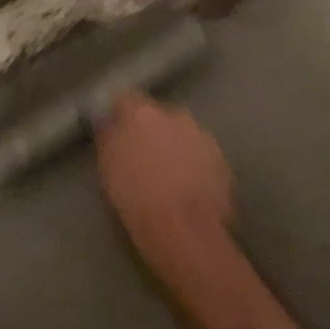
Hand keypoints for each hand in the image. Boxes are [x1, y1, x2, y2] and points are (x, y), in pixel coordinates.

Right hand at [94, 91, 233, 238]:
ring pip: (182, 134)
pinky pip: (201, 155)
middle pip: (158, 115)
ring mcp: (204, 138)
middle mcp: (176, 116)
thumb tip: (108, 121)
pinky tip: (186, 186)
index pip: (126, 98)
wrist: (183, 230)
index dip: (120, 113)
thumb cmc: (134, 196)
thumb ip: (108, 136)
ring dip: (174, 146)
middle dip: (150, 130)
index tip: (115, 128)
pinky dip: (193, 164)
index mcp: (142, 114)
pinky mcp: (223, 162)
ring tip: (166, 173)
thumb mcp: (106, 165)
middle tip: (140, 154)